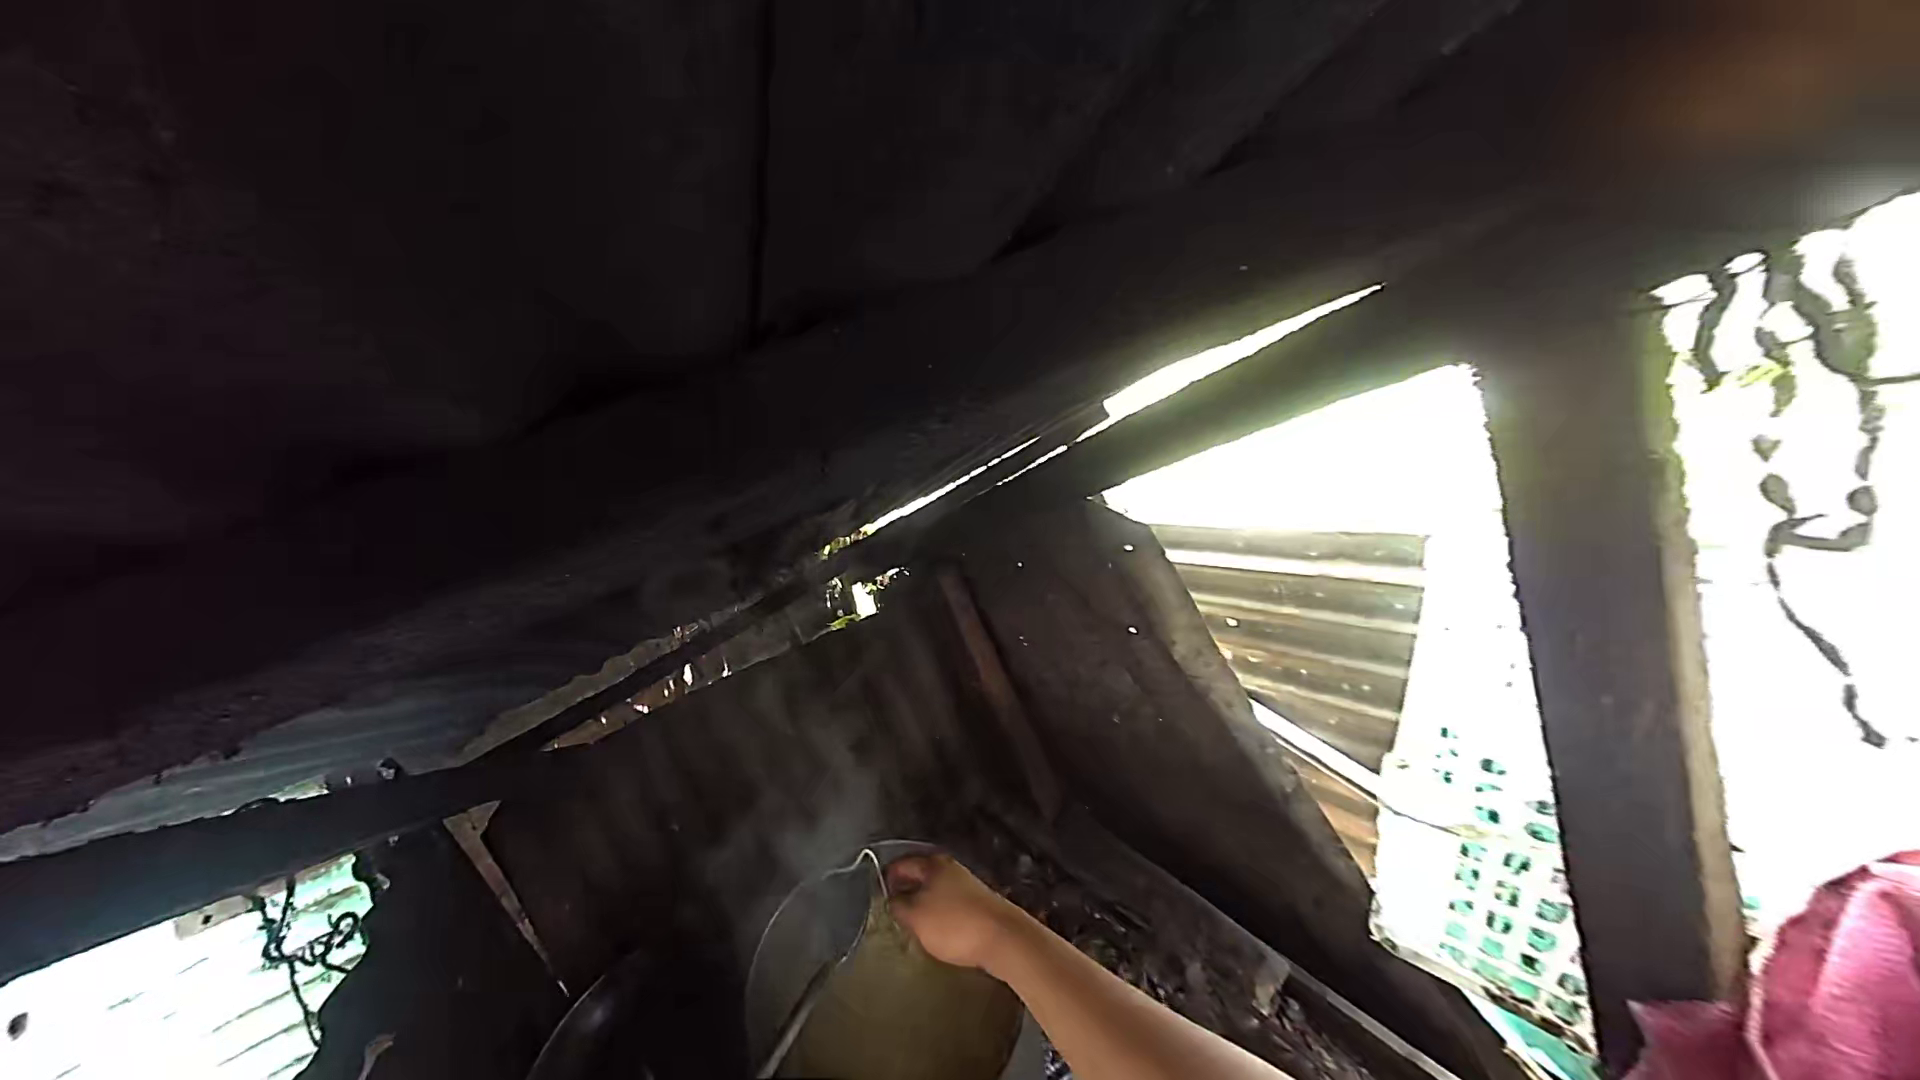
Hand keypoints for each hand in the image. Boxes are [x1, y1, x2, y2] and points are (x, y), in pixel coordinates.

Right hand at [885, 853, 1028, 973]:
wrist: (1002, 938)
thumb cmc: (954, 924)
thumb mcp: (916, 917)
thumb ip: (897, 905)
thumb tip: (890, 898)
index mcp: (933, 864)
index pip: (900, 864)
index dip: (884, 878)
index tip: (875, 897)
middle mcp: (949, 868)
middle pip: (918, 876)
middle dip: (903, 892)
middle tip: (890, 914)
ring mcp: (965, 884)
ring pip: (933, 891)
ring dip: (920, 905)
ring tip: (910, 926)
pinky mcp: (976, 903)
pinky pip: (947, 904)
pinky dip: (937, 914)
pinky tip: (935, 931)